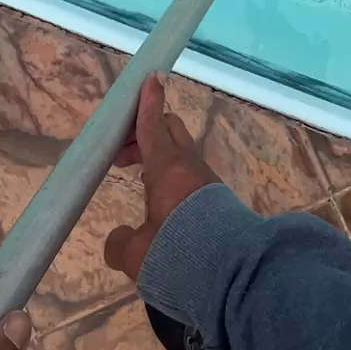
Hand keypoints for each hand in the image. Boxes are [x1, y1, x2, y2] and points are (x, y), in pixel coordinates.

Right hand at [103, 72, 222, 280]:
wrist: (232, 273)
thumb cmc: (178, 252)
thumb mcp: (137, 254)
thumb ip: (120, 243)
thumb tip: (118, 239)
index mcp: (166, 167)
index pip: (153, 124)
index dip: (148, 101)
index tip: (152, 76)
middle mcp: (188, 166)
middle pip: (170, 129)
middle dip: (145, 131)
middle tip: (121, 154)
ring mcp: (206, 180)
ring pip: (180, 152)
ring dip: (158, 157)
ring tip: (137, 180)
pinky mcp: (217, 198)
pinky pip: (189, 174)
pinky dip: (171, 175)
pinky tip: (161, 202)